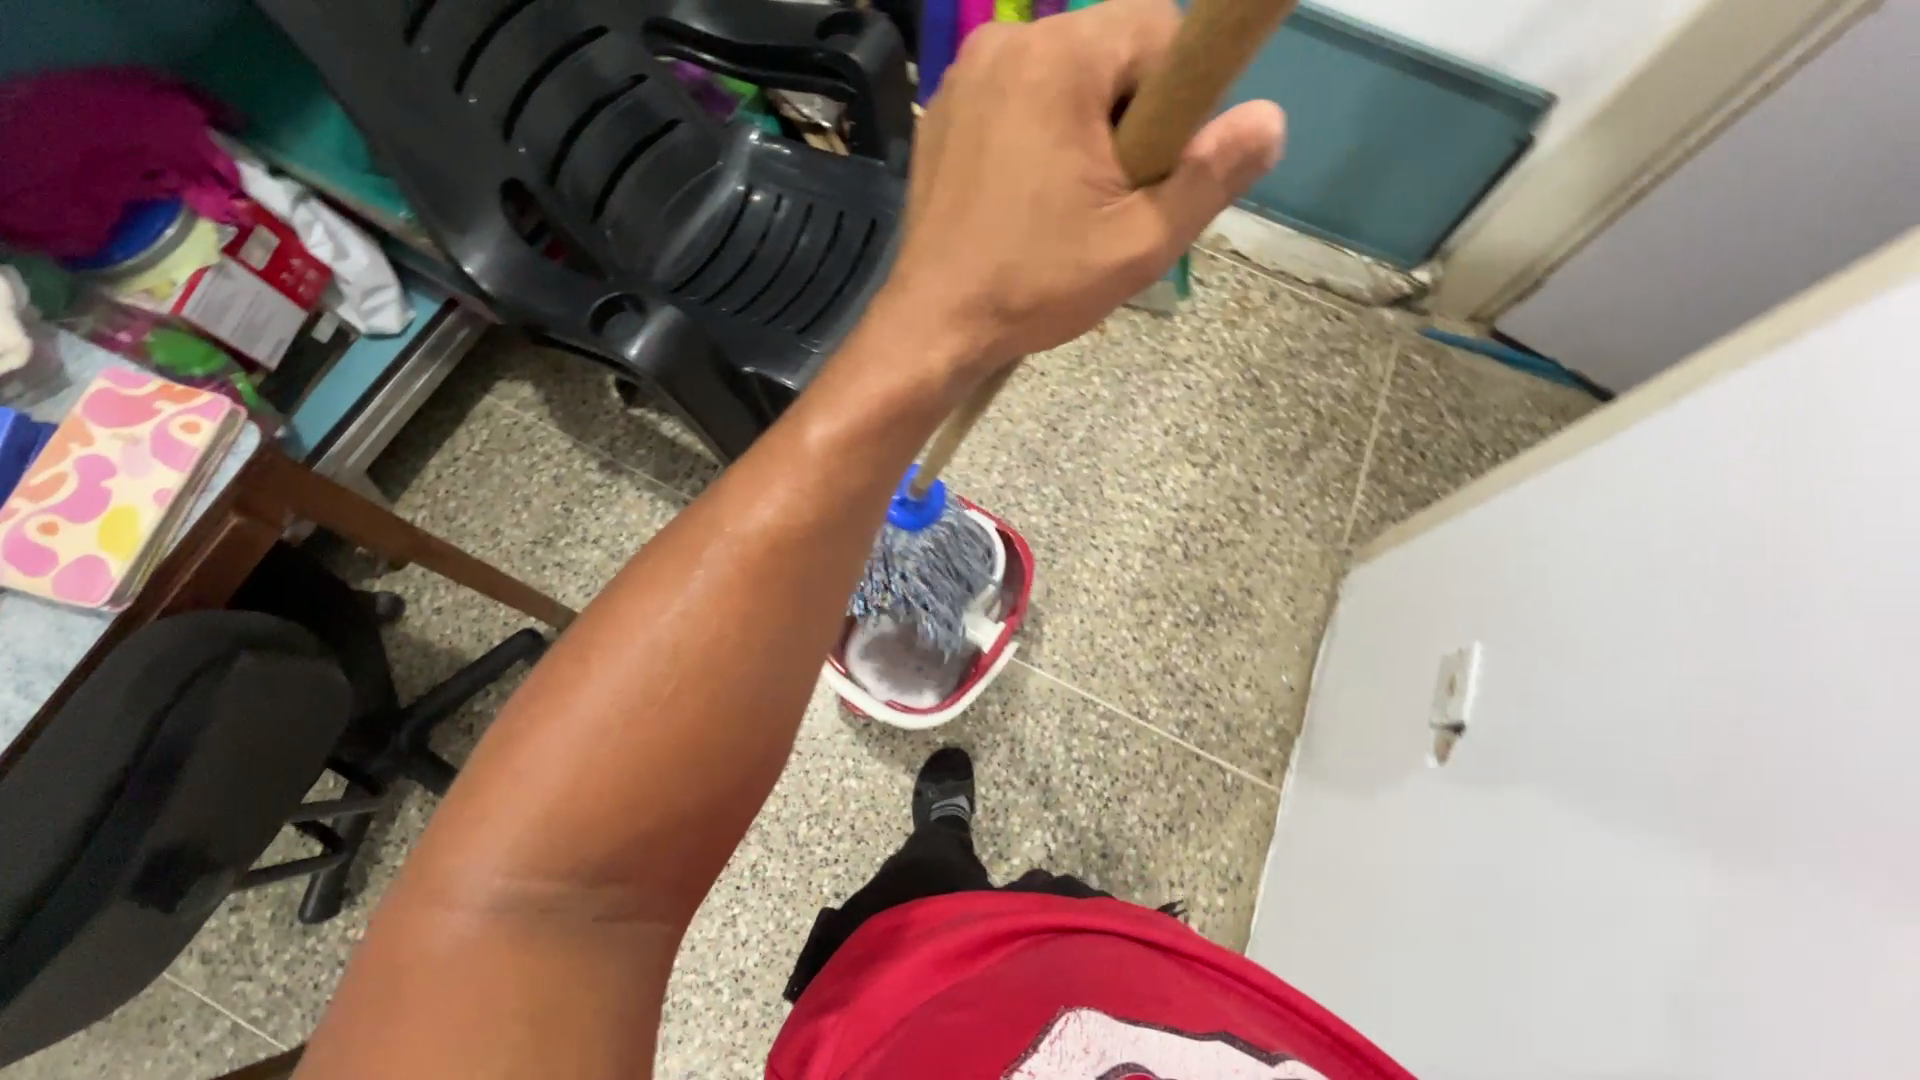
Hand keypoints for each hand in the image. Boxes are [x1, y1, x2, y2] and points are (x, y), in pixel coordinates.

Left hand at [879, 0, 1285, 376]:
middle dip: (1131, 113)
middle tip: (1113, 196)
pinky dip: (1039, 132)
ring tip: (1068, 203)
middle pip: (1109, 50)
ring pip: (1064, 75)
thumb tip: (1270, 119)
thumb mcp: (1139, 243)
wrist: (934, 324)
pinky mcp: (944, 109)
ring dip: (1086, 126)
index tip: (1159, 165)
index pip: (1160, 30)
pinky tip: (1027, 195)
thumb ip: (1212, 176)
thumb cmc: (1034, 285)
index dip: (1181, 98)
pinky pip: (1018, 97)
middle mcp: (1005, 43)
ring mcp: (965, 75)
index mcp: (1059, 60)